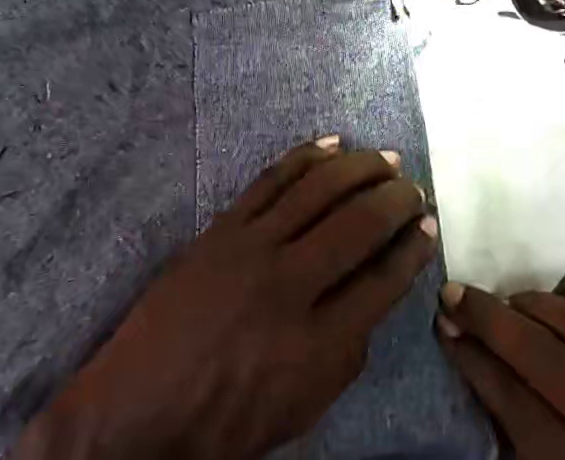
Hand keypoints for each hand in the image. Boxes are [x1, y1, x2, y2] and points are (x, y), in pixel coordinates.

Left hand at [13, 136, 438, 459]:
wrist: (135, 412)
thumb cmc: (226, 419)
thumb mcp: (304, 407)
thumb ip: (350, 349)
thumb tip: (379, 288)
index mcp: (316, 344)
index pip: (383, 280)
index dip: (413, 249)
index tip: (429, 227)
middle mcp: (289, 286)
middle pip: (359, 224)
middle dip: (397, 200)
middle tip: (415, 189)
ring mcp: (251, 249)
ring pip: (319, 189)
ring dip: (362, 168)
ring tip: (388, 159)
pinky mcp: (221, 229)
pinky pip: (272, 179)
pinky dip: (307, 157)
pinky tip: (334, 145)